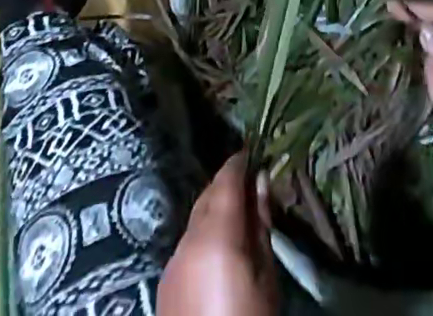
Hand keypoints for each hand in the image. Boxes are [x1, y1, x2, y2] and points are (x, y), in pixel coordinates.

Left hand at [156, 154, 277, 315]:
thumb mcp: (266, 275)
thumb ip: (260, 225)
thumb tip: (261, 183)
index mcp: (215, 237)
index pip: (226, 182)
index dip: (240, 161)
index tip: (257, 147)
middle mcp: (187, 242)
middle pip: (207, 198)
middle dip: (227, 182)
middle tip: (253, 176)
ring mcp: (171, 264)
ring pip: (196, 219)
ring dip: (216, 207)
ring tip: (242, 209)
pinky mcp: (166, 284)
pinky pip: (188, 242)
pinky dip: (205, 230)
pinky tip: (223, 242)